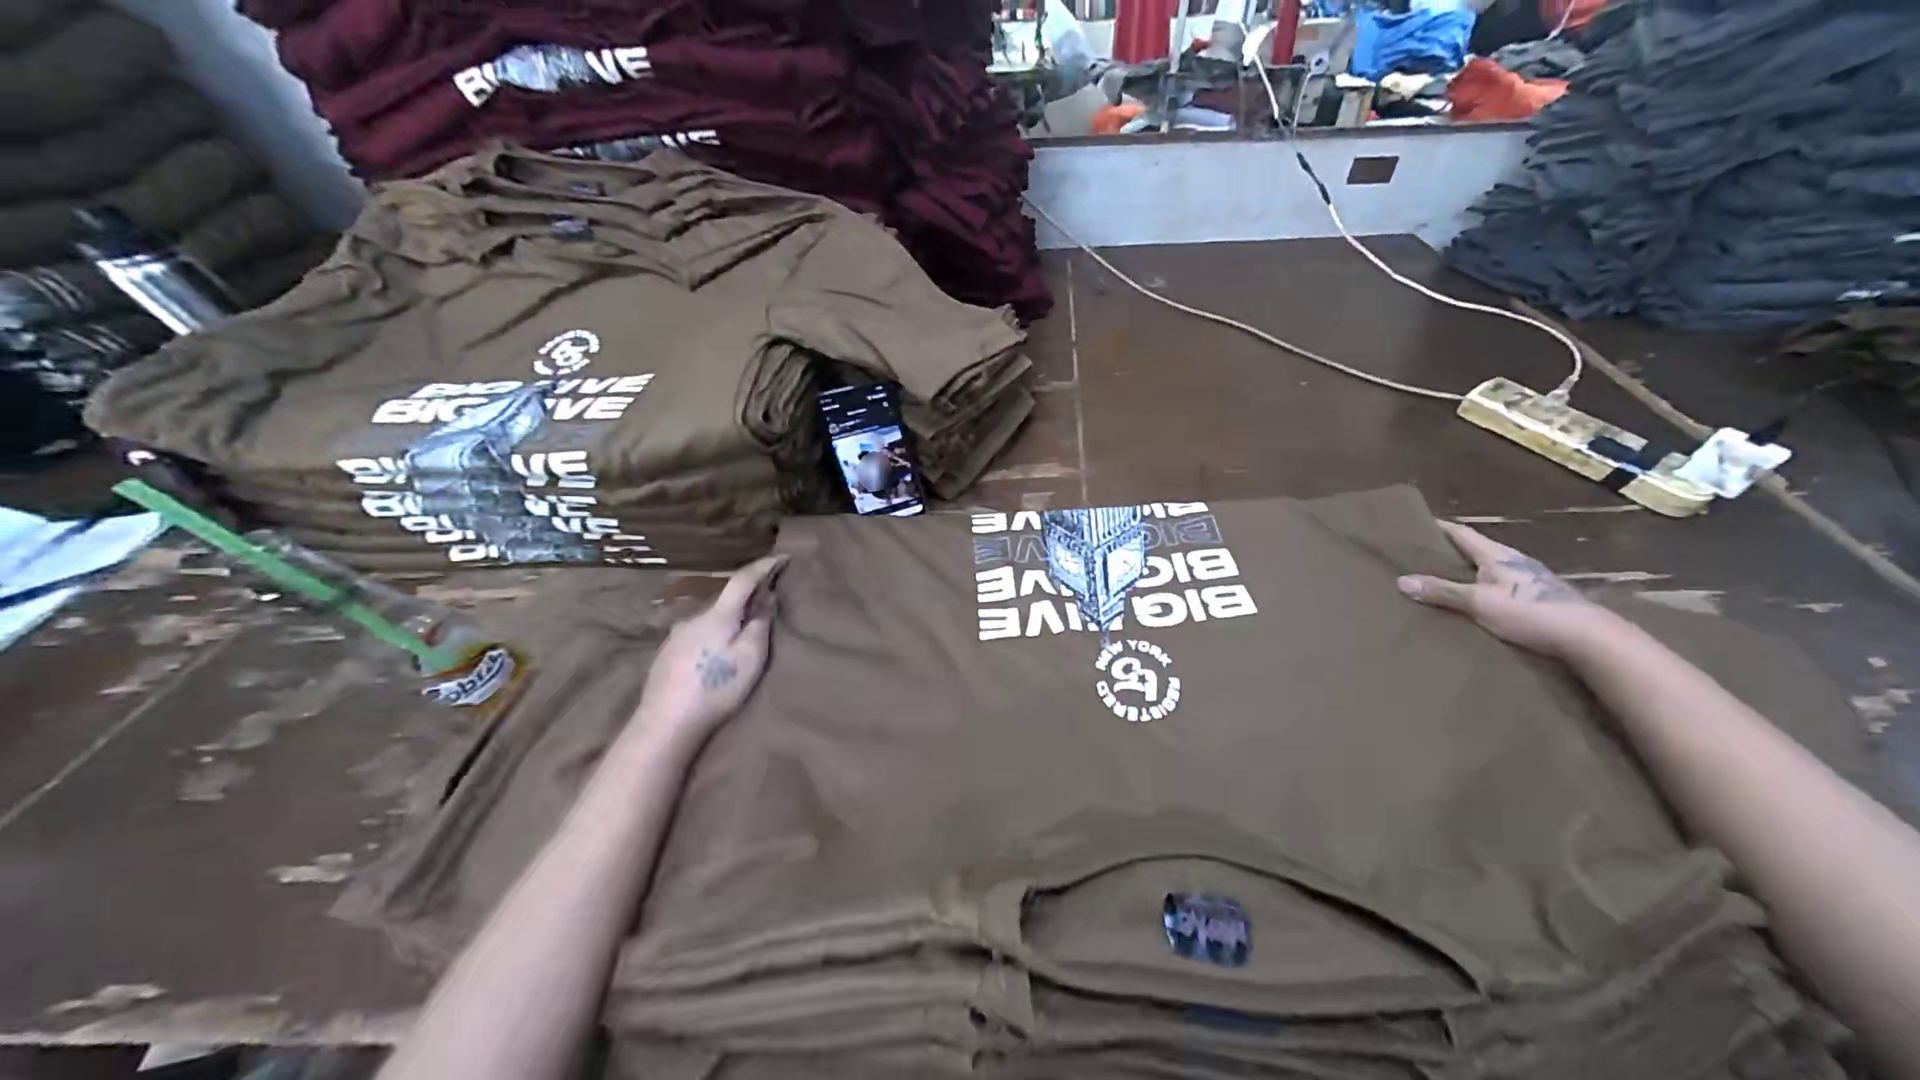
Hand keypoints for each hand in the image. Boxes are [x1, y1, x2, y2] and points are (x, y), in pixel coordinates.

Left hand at [635, 556, 785, 742]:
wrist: (666, 723)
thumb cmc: (716, 689)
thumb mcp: (751, 658)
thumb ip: (760, 625)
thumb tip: (765, 599)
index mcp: (718, 615)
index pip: (743, 579)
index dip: (764, 566)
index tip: (782, 557)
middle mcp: (693, 617)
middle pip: (725, 600)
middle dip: (746, 599)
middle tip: (766, 606)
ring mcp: (675, 636)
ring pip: (709, 619)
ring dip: (726, 622)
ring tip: (739, 640)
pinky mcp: (666, 654)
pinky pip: (696, 635)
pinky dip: (711, 637)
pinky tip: (712, 658)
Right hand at [1396, 521, 1617, 657]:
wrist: (1589, 638)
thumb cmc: (1530, 611)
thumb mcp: (1479, 602)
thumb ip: (1442, 591)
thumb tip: (1401, 580)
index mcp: (1498, 555)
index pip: (1462, 533)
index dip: (1439, 527)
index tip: (1416, 523)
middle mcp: (1514, 561)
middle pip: (1476, 550)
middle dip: (1450, 550)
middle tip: (1420, 554)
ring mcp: (1530, 580)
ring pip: (1489, 568)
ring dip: (1467, 570)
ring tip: (1442, 578)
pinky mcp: (1538, 598)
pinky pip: (1500, 586)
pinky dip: (1481, 587)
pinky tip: (1474, 599)